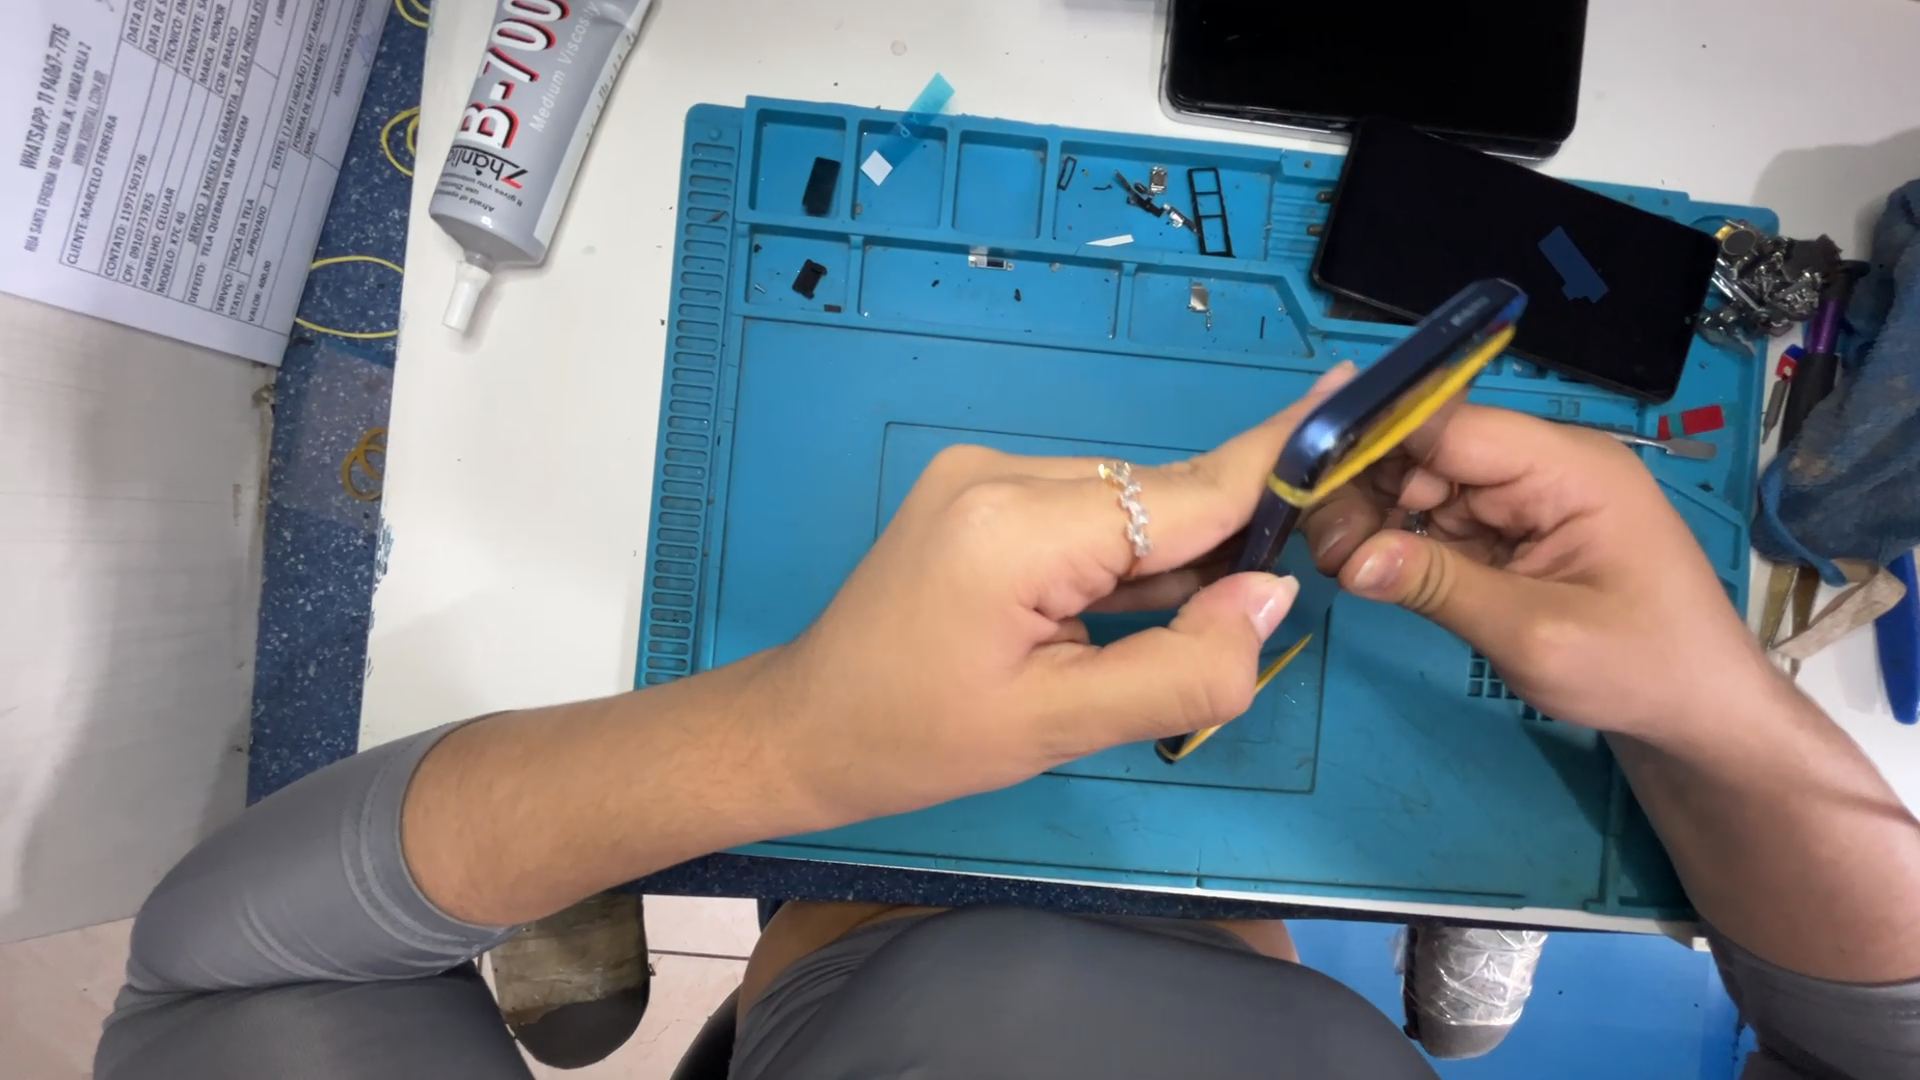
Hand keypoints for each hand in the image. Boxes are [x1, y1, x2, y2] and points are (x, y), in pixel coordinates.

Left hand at [756, 367, 1357, 824]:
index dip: (1272, 468)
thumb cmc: (918, 739)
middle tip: (1217, 630)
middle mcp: (999, 472)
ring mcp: (980, 473)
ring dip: (1152, 562)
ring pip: (1119, 505)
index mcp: (1017, 525)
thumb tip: (1269, 598)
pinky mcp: (974, 491)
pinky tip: (1097, 610)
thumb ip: (1181, 668)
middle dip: (1202, 554)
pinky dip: (1110, 556)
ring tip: (1125, 637)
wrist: (809, 723)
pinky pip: (1077, 511)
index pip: (1181, 493)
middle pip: (1153, 498)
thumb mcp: (1060, 727)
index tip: (1351, 406)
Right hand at [1303, 406, 1767, 741]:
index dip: (1373, 441)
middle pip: (1420, 451)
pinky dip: (1385, 538)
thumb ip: (1440, 588)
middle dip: (1361, 489)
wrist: (1693, 715)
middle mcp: (1534, 468)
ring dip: (1366, 517)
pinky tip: (1358, 564)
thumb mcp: (1536, 635)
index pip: (1448, 426)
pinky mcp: (1494, 530)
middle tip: (1326, 550)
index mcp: (1565, 468)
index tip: (1305, 478)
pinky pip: (1422, 518)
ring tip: (1337, 563)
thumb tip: (1349, 560)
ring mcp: (1512, 499)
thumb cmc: (1640, 669)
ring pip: (1411, 483)